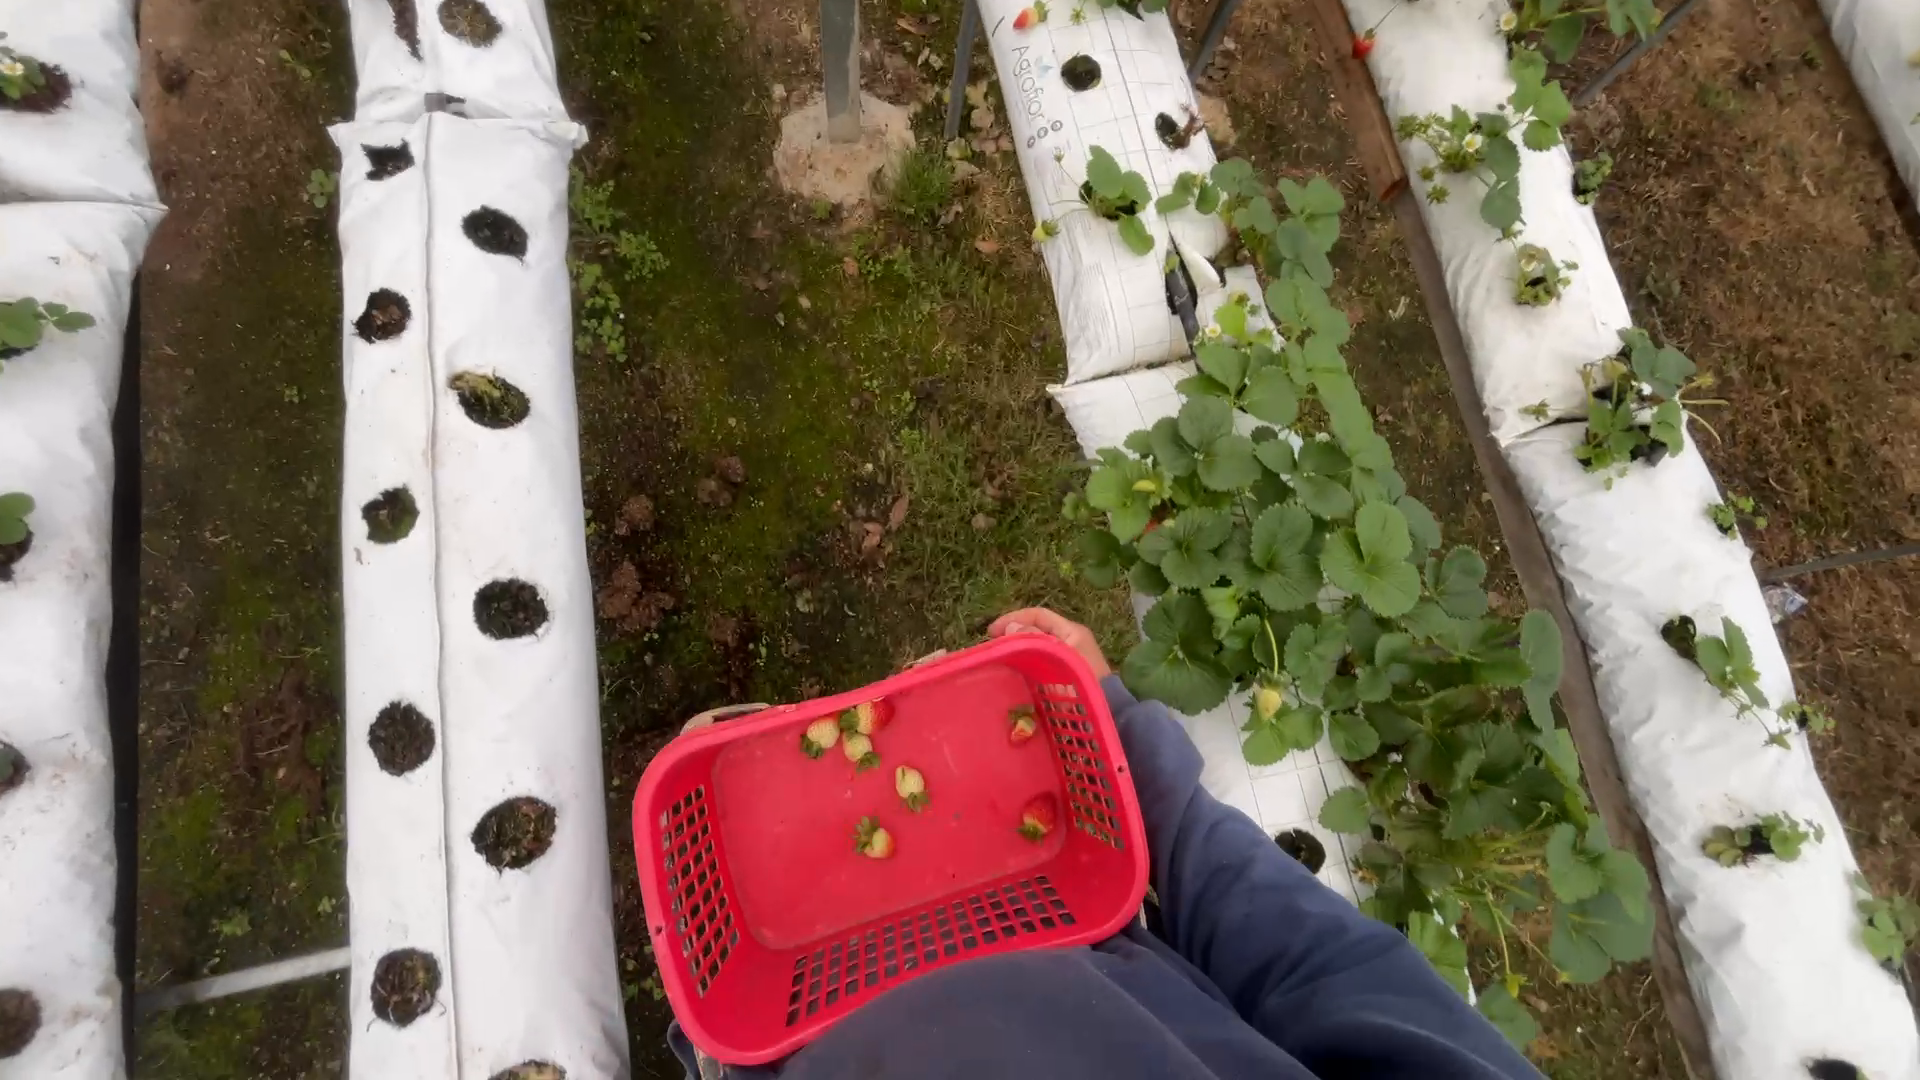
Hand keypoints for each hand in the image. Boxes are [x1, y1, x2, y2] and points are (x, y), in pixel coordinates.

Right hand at [989, 607, 1111, 678]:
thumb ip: (1036, 641)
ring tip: (1000, 661)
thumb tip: (1011, 628)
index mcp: (1071, 631)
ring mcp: (1067, 659)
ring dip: (1018, 650)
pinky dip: (1026, 665)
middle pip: (1035, 629)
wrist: (1111, 714)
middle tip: (993, 647)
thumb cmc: (1085, 684)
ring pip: (1036, 647)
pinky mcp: (1064, 676)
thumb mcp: (1060, 658)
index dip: (1013, 618)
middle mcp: (1070, 640)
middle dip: (1013, 634)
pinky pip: (1040, 664)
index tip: (991, 632)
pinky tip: (1014, 676)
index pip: (1038, 615)